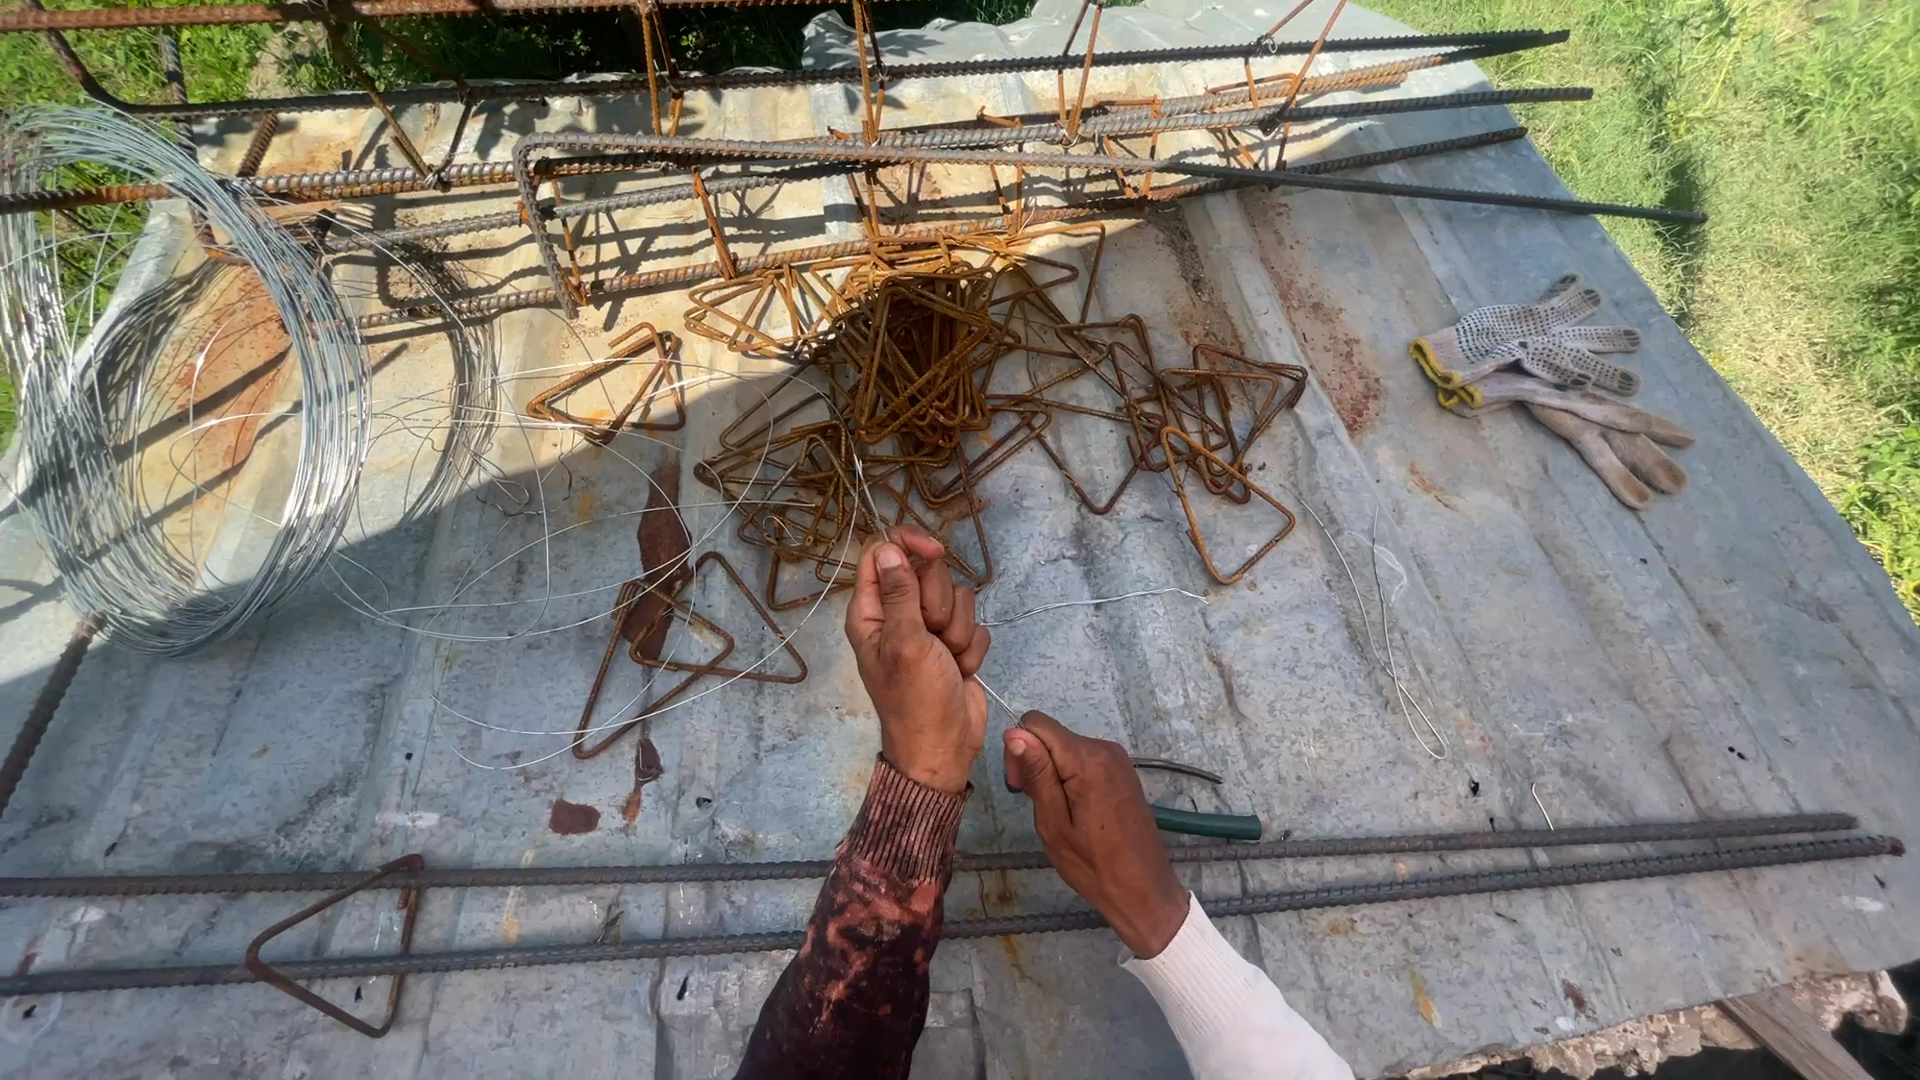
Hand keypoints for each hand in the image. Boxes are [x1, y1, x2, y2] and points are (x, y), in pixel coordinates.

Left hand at [845, 526, 990, 792]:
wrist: (945, 747)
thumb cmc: (915, 699)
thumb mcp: (904, 643)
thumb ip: (899, 593)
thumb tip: (889, 548)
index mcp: (872, 611)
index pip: (882, 553)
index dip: (909, 544)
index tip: (935, 551)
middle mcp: (898, 614)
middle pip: (928, 572)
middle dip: (940, 603)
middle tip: (932, 636)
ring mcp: (929, 628)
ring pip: (957, 597)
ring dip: (958, 630)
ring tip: (947, 660)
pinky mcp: (956, 642)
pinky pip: (974, 623)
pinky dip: (972, 647)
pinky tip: (960, 670)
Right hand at [1003, 711, 1188, 956]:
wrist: (1145, 892)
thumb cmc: (1094, 866)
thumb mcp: (1054, 824)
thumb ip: (1036, 773)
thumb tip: (1014, 733)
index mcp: (1087, 759)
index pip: (1036, 723)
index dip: (1019, 749)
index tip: (1021, 786)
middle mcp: (1104, 748)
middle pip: (1050, 735)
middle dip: (1034, 763)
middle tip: (1039, 806)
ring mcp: (1116, 758)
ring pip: (1064, 747)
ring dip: (1051, 772)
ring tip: (1058, 813)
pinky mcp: (1122, 769)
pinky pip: (1082, 758)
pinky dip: (1069, 776)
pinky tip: (1074, 809)